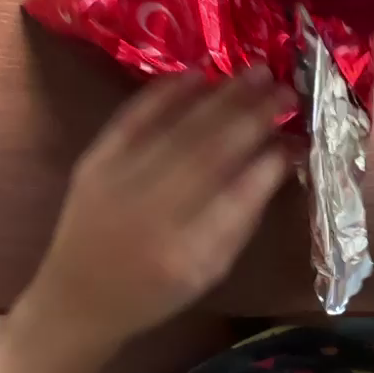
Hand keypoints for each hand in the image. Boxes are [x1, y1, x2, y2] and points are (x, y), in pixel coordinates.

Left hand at [21, 71, 294, 352]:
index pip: (240, 195)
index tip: (297, 137)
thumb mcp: (210, 271)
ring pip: (180, 129)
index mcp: (188, 254)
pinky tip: (199, 75)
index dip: (272, 162)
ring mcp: (119, 183)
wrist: (76, 299)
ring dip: (222, 96)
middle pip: (212, 152)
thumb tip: (277, 160)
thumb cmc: (155, 292)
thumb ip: (244, 217)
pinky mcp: (95, 162)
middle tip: (286, 89)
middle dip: (254, 115)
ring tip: (256, 72)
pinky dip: (168, 93)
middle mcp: (153, 213)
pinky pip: (135, 118)